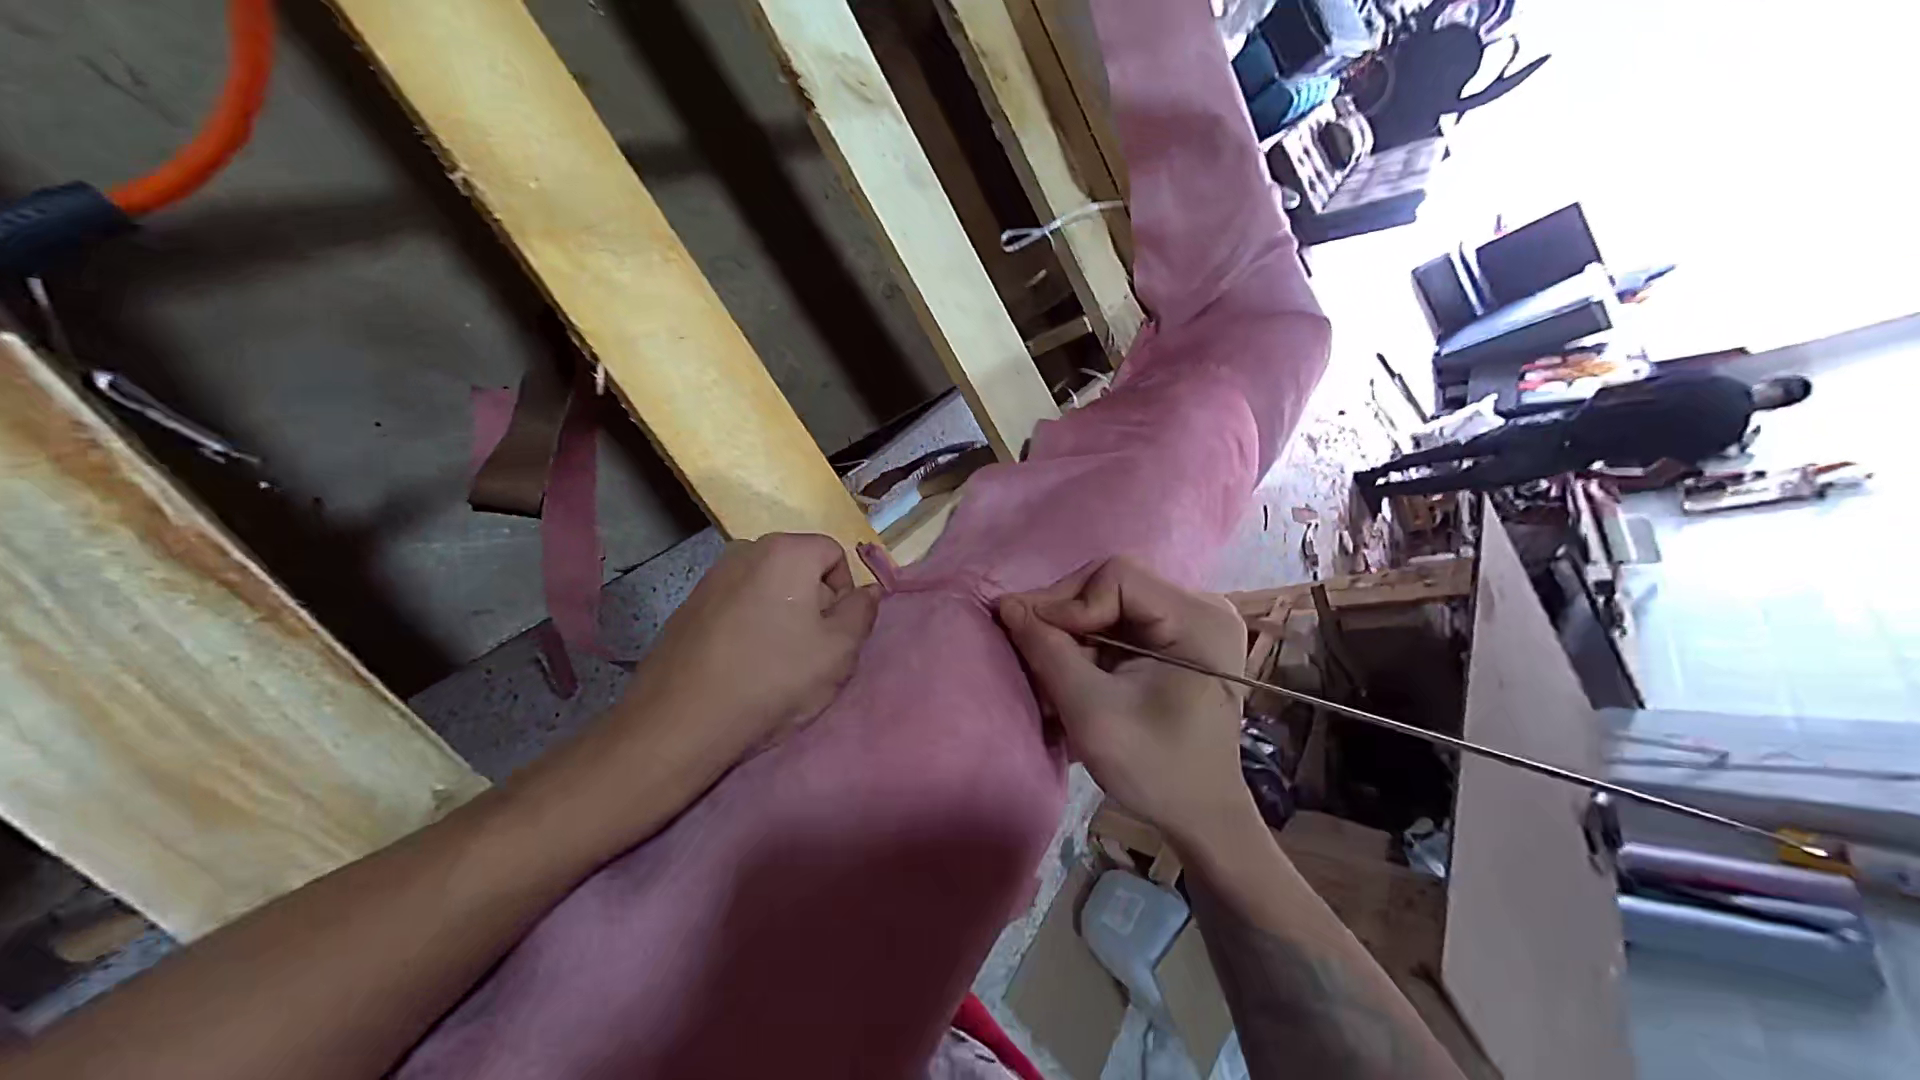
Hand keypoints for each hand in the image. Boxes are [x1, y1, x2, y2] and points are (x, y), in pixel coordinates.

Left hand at [627, 533, 880, 753]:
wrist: (681, 721)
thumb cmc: (772, 679)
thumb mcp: (838, 651)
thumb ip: (862, 613)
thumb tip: (870, 590)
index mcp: (785, 552)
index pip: (834, 553)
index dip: (844, 593)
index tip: (835, 633)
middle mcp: (745, 550)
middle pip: (799, 568)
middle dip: (812, 604)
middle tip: (809, 650)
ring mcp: (711, 577)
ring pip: (768, 589)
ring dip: (781, 616)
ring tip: (774, 662)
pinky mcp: (689, 606)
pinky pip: (737, 605)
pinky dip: (749, 626)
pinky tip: (742, 666)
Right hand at [998, 558, 1252, 847]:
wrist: (1202, 815)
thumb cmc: (1156, 769)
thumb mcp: (1092, 711)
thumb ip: (1048, 652)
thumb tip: (1007, 604)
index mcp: (1198, 619)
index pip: (1117, 577)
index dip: (1067, 601)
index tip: (1030, 634)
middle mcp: (1202, 607)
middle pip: (1114, 584)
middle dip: (1065, 614)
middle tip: (1026, 640)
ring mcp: (1192, 622)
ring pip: (1112, 602)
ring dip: (1073, 631)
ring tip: (1043, 660)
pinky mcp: (1179, 639)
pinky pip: (1122, 622)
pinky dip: (1090, 643)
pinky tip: (1069, 668)